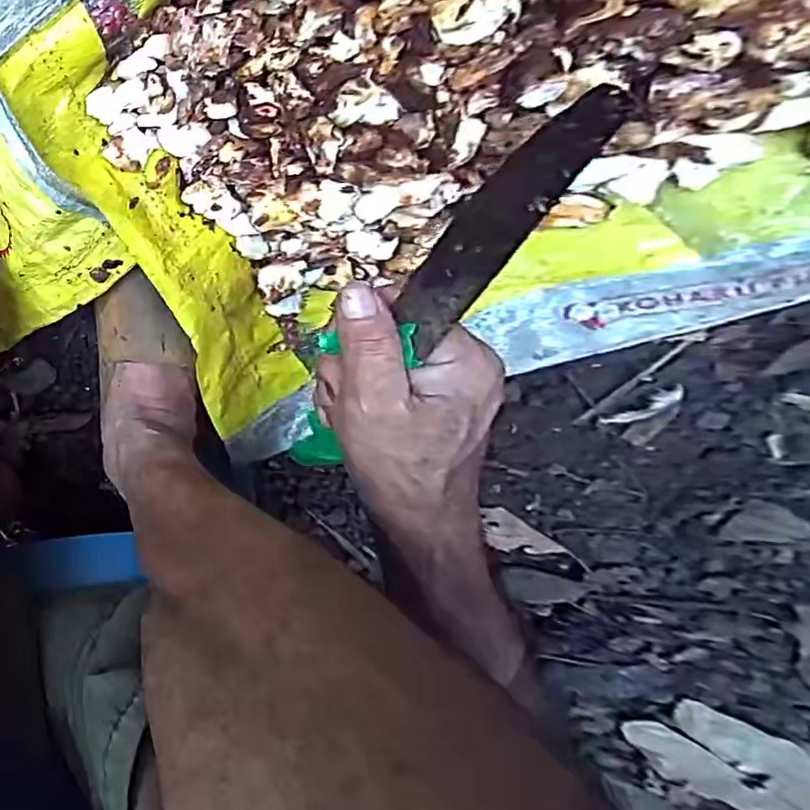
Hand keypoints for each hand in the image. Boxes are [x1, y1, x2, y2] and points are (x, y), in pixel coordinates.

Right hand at [314, 282, 503, 554]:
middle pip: (384, 331)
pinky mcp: (428, 397)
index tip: (346, 358)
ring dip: (348, 383)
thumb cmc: (398, 465)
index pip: (401, 307)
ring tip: (350, 413)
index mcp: (463, 356)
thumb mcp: (373, 400)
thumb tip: (356, 291)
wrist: (413, 518)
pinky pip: (380, 376)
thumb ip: (366, 344)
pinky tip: (357, 418)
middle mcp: (462, 362)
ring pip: (373, 355)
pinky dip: (358, 395)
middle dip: (351, 363)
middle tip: (348, 397)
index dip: (362, 327)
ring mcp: (445, 381)